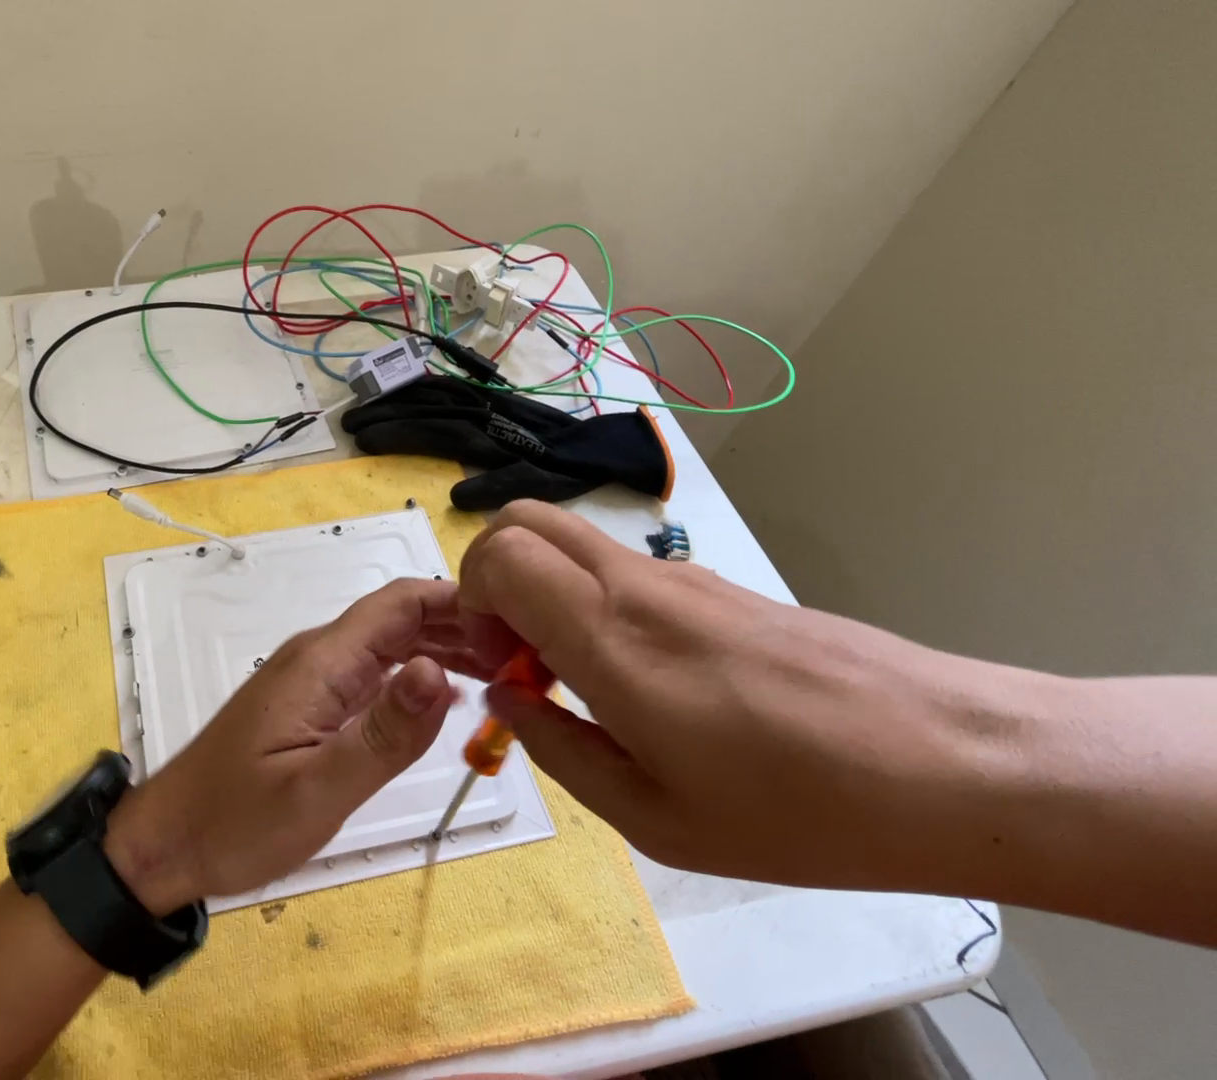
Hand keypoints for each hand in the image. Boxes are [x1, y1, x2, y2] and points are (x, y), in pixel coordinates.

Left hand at [104, 578, 498, 912]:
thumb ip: (383, 732)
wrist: (168, 842)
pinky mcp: (311, 707)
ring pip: (390, 645)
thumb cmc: (237, 822)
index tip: (518, 632)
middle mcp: (320, 658)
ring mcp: (314, 682)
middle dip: (464, 626)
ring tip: (504, 677)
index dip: (462, 604)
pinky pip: (374, 676)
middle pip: (401, 618)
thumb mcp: (318, 788)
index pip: (402, 603)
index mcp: (323, 662)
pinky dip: (417, 680)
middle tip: (526, 659)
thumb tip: (440, 668)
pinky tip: (450, 702)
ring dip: (445, 651)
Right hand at [456, 500, 1068, 894]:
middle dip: (489, 577)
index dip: (471, 599)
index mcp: (609, 635)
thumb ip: (557, 749)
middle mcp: (637, 584)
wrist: (960, 766)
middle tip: (516, 653)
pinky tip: (641, 678)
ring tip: (578, 677)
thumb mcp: (653, 817)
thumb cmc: (797, 810)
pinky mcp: (720, 585)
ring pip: (572, 540)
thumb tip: (506, 699)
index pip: (499, 553)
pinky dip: (592, 601)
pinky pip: (622, 569)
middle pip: (524, 520)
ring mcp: (684, 576)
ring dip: (542, 590)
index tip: (496, 662)